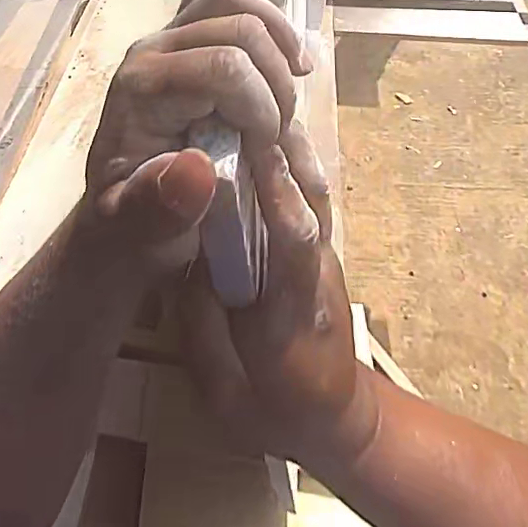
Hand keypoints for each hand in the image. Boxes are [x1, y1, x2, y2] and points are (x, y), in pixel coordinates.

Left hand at [81, 0, 314, 276]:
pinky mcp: (183, 34)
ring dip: (280, 34)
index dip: (263, 108)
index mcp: (142, 91)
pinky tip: (274, 0)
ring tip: (300, 74)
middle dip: (277, 79)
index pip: (225, 68)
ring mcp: (166, 36)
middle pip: (240, 27)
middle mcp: (152, 50)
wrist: (119, 212)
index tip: (268, 153)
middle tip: (281, 130)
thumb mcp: (141, 234)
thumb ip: (162, 206)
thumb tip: (198, 167)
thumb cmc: (134, 224)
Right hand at [177, 122, 374, 468]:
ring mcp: (327, 258)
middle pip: (311, 204)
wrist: (339, 418)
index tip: (254, 149)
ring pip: (316, 195)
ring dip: (291, 153)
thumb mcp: (227, 398)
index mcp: (294, 313)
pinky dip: (294, 167)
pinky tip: (268, 141)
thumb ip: (205, 331)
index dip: (279, 194)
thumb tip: (187, 263)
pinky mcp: (323, 250)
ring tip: (257, 110)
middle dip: (283, 155)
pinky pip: (311, 201)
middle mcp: (319, 272)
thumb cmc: (280, 414)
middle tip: (249, 109)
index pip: (295, 243)